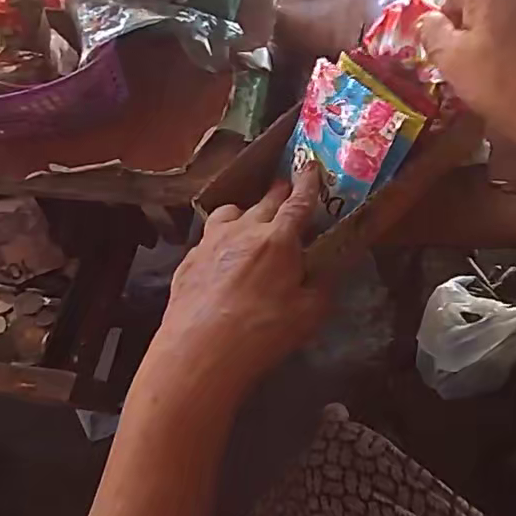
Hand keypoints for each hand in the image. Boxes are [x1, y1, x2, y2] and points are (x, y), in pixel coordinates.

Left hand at [145, 166, 332, 411]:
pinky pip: (208, 237)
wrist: (200, 348)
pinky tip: (221, 257)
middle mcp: (244, 230)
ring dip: (245, 211)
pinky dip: (220, 239)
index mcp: (279, 239)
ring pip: (230, 211)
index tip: (311, 167)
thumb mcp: (309, 315)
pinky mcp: (189, 258)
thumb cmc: (263, 331)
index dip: (308, 183)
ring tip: (249, 221)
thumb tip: (325, 273)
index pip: (298, 202)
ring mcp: (211, 241)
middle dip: (279, 191)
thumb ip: (321, 287)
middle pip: (265, 200)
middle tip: (286, 188)